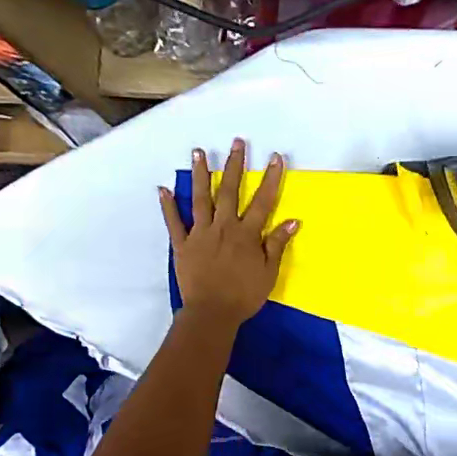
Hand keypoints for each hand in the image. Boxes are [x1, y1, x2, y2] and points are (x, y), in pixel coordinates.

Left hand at [159, 139, 297, 329]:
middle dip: (234, 165)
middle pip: (230, 191)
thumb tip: (292, 221)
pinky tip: (163, 189)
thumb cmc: (244, 295)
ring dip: (201, 174)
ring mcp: (201, 234)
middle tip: (236, 142)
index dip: (271, 178)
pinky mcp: (183, 245)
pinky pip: (174, 222)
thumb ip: (277, 245)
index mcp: (246, 234)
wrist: (212, 313)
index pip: (262, 201)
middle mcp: (224, 227)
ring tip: (198, 152)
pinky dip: (168, 205)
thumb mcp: (269, 273)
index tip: (275, 157)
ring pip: (201, 198)